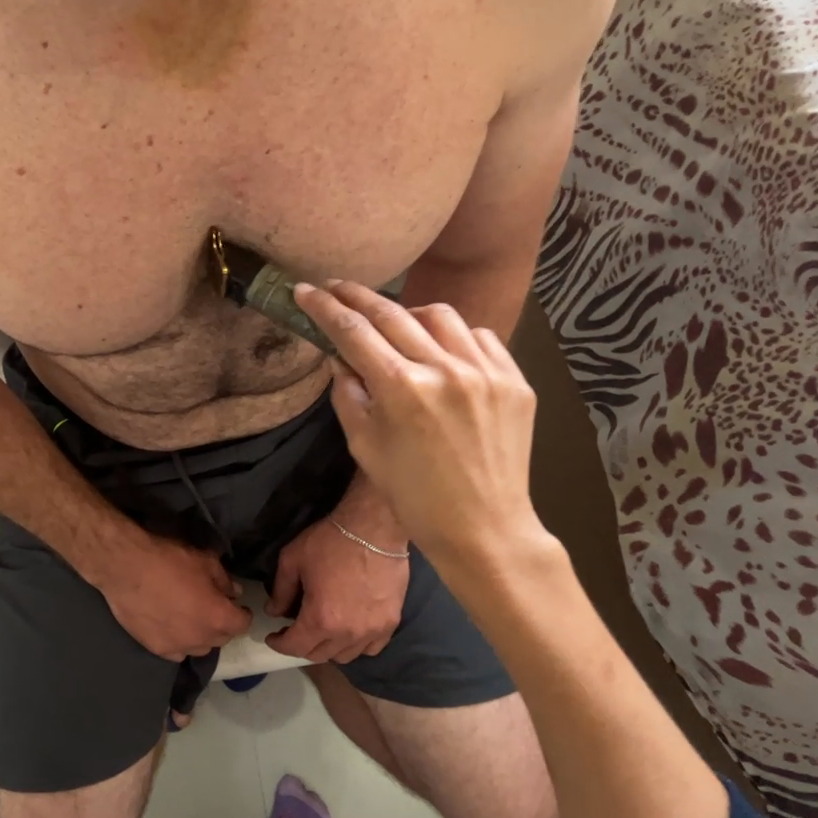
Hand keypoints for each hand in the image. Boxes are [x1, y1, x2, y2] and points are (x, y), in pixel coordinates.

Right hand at [96, 531, 253, 661]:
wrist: (126, 568)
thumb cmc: (168, 560)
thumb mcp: (204, 560)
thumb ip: (224, 580)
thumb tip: (234, 593)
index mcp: (218, 617)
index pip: (242, 624)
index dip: (242, 613)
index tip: (235, 604)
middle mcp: (202, 639)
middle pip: (223, 638)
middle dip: (222, 624)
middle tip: (212, 607)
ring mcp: (178, 647)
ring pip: (201, 648)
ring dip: (202, 635)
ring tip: (191, 618)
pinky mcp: (157, 649)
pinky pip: (178, 652)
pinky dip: (180, 642)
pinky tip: (172, 627)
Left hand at [265, 486, 408, 663]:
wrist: (374, 528)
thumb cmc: (330, 542)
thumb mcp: (292, 560)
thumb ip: (281, 591)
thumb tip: (274, 611)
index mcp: (321, 619)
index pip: (295, 646)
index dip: (279, 644)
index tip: (272, 637)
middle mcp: (348, 634)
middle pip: (319, 655)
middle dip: (301, 646)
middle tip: (292, 630)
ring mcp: (373, 631)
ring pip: (345, 656)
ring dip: (328, 648)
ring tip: (320, 630)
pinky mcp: (391, 623)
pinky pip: (371, 648)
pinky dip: (356, 645)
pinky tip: (348, 630)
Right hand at [295, 281, 548, 568]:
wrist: (484, 530)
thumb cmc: (413, 496)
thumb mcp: (364, 446)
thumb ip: (348, 394)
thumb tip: (340, 357)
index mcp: (400, 389)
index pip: (352, 331)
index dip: (323, 307)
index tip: (303, 291)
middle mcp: (444, 369)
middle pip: (390, 313)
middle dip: (355, 296)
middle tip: (334, 287)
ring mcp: (485, 372)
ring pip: (439, 315)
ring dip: (409, 313)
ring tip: (395, 325)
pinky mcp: (514, 381)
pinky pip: (479, 337)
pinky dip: (454, 336)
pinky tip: (442, 352)